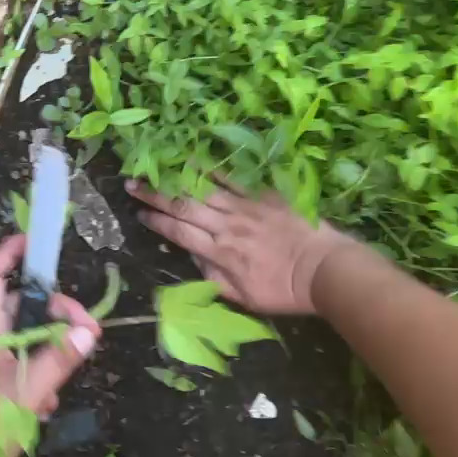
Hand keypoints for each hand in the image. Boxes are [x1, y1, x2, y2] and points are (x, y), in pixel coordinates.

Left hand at [0, 235, 100, 456]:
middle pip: (19, 305)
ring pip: (25, 335)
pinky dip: (40, 372)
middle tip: (87, 330)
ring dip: (49, 348)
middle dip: (53, 312)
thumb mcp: (28, 394)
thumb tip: (87, 331)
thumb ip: (57, 360)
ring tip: (64, 375)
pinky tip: (48, 399)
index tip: (32, 239)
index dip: (8, 253)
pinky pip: (22, 361)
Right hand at [125, 180, 359, 314]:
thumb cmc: (287, 291)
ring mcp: (243, 207)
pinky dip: (209, 168)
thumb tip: (194, 259)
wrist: (327, 270)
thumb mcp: (247, 299)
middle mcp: (225, 226)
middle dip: (153, 195)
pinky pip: (230, 178)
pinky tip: (191, 157)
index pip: (179, 233)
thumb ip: (215, 280)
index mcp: (220, 253)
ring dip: (173, 179)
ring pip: (201, 189)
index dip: (155, 222)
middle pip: (182, 206)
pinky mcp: (261, 195)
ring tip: (152, 169)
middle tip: (130, 184)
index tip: (138, 214)